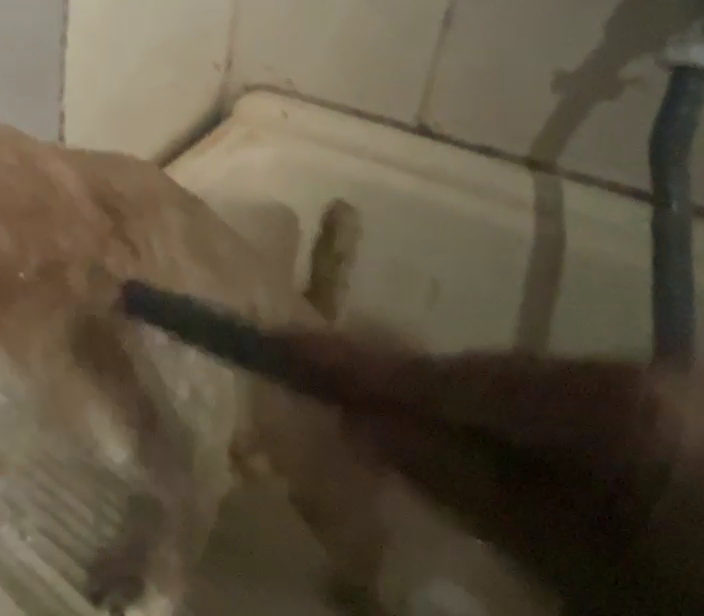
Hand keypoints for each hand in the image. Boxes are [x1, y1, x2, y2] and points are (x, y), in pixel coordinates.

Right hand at [276, 330, 703, 615]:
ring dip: (489, 422)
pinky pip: (595, 409)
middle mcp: (660, 375)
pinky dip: (548, 436)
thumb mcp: (579, 571)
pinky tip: (534, 470)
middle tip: (350, 408)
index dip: (356, 367)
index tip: (276, 348)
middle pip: (499, 378)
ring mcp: (689, 386)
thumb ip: (464, 482)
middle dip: (429, 400)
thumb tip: (357, 420)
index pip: (451, 377)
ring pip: (545, 393)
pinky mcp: (696, 404)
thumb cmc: (685, 597)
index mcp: (621, 409)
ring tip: (439, 448)